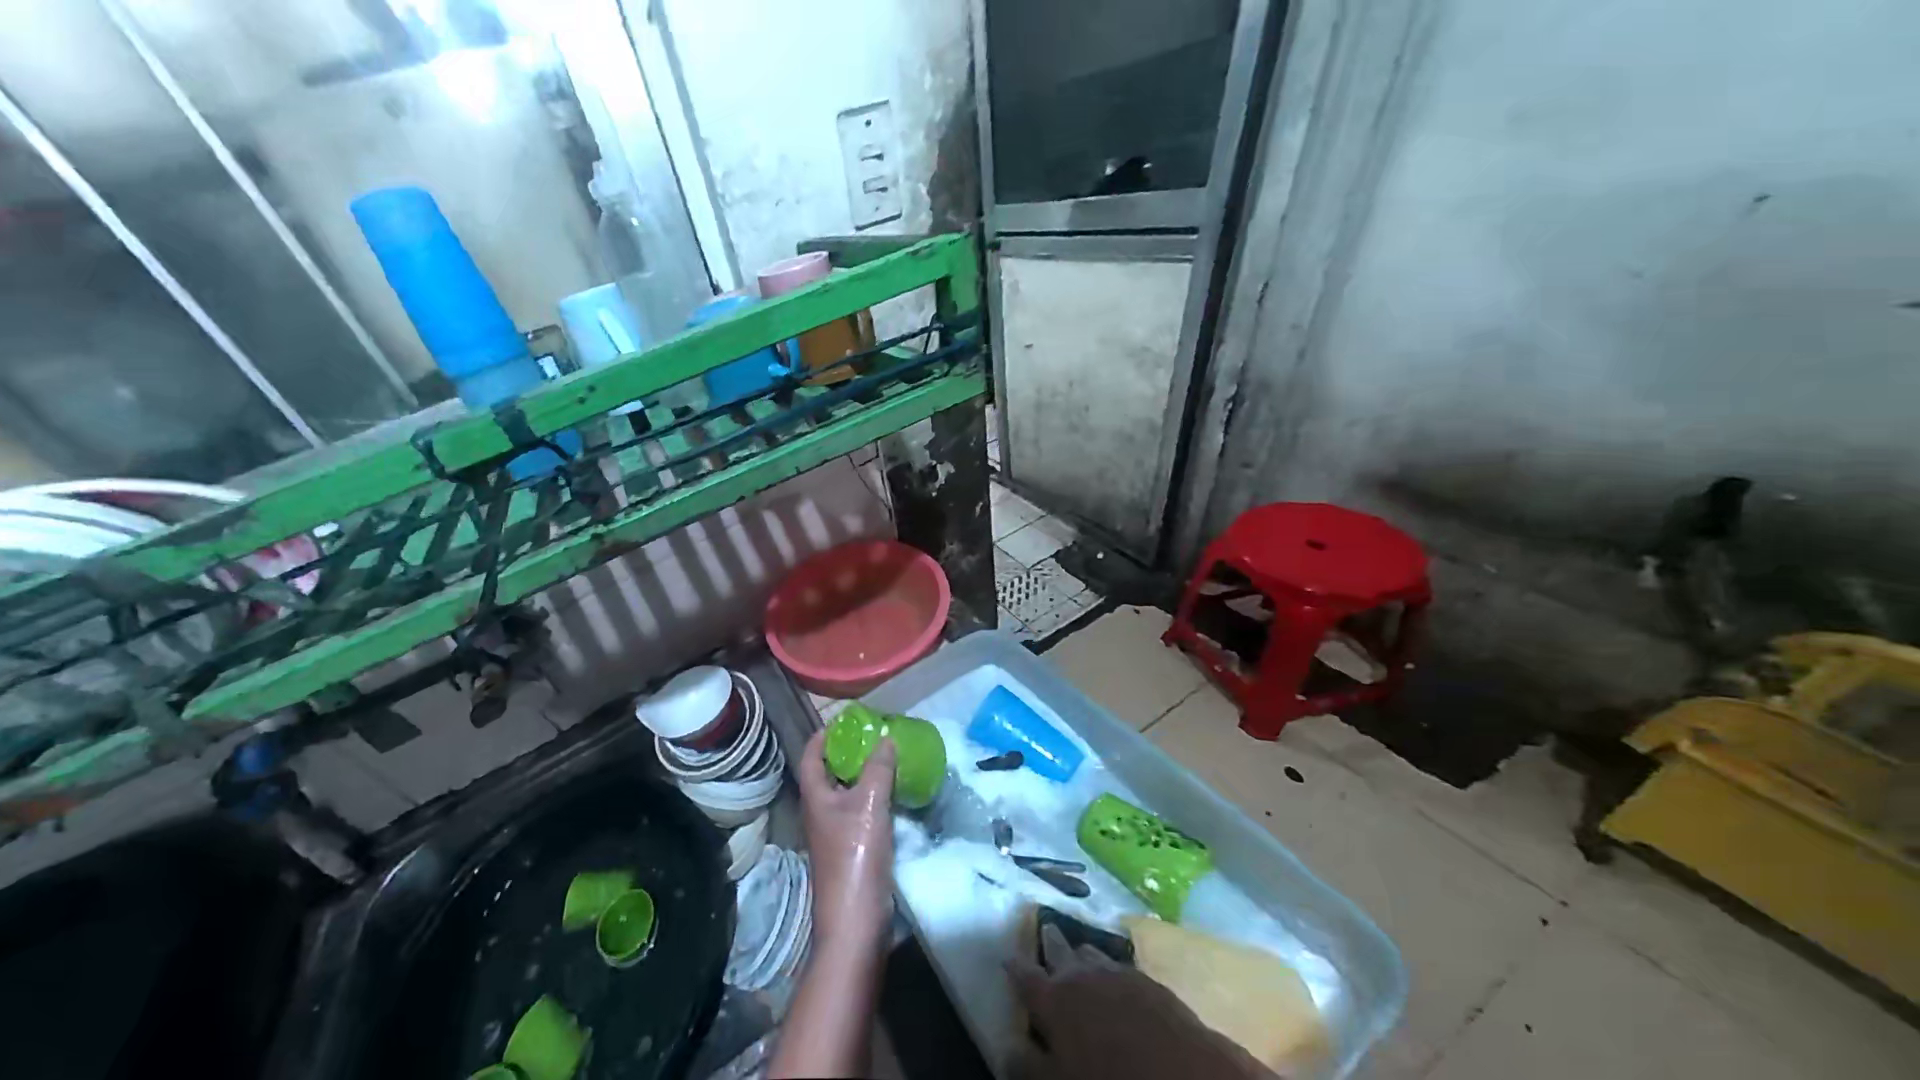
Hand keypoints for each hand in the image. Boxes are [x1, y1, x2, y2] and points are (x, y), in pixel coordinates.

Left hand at [797, 727, 895, 954]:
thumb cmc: (855, 855)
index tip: (843, 721)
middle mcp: (821, 812)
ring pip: (847, 793)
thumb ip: (879, 769)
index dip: (822, 737)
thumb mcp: (870, 805)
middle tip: (874, 736)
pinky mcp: (853, 848)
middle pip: (829, 774)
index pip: (811, 757)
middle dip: (848, 753)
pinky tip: (896, 793)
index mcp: (815, 798)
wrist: (855, 919)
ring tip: (889, 758)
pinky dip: (875, 797)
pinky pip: (861, 812)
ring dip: (864, 775)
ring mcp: (836, 832)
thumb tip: (886, 738)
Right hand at [1008, 924, 1273, 1079]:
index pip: (1024, 976)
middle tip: (1045, 928)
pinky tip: (1115, 972)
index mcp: (1053, 998)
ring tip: (1077, 948)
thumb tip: (1006, 1047)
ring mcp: (1117, 973)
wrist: (1180, 1073)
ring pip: (1092, 952)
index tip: (1006, 955)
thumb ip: (1027, 1064)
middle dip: (1051, 941)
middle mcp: (1081, 975)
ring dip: (1081, 950)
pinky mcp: (1148, 980)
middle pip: (1060, 950)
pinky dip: (1111, 965)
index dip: (1014, 966)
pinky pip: (1120, 965)